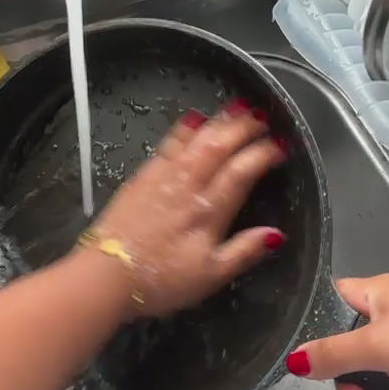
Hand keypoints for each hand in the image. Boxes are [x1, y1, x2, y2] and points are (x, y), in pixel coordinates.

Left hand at [85, 99, 287, 317]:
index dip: (263, 154)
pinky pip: (168, 144)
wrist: (107, 275)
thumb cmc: (160, 281)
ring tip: (237, 108)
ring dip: (218, 122)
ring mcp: (163, 177)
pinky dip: (184, 129)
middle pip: (219, 147)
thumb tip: (275, 233)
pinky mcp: (142, 176)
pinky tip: (193, 119)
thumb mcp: (209, 277)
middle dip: (244, 128)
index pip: (241, 173)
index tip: (281, 145)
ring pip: (195, 140)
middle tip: (263, 115)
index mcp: (208, 212)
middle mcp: (187, 187)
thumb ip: (243, 252)